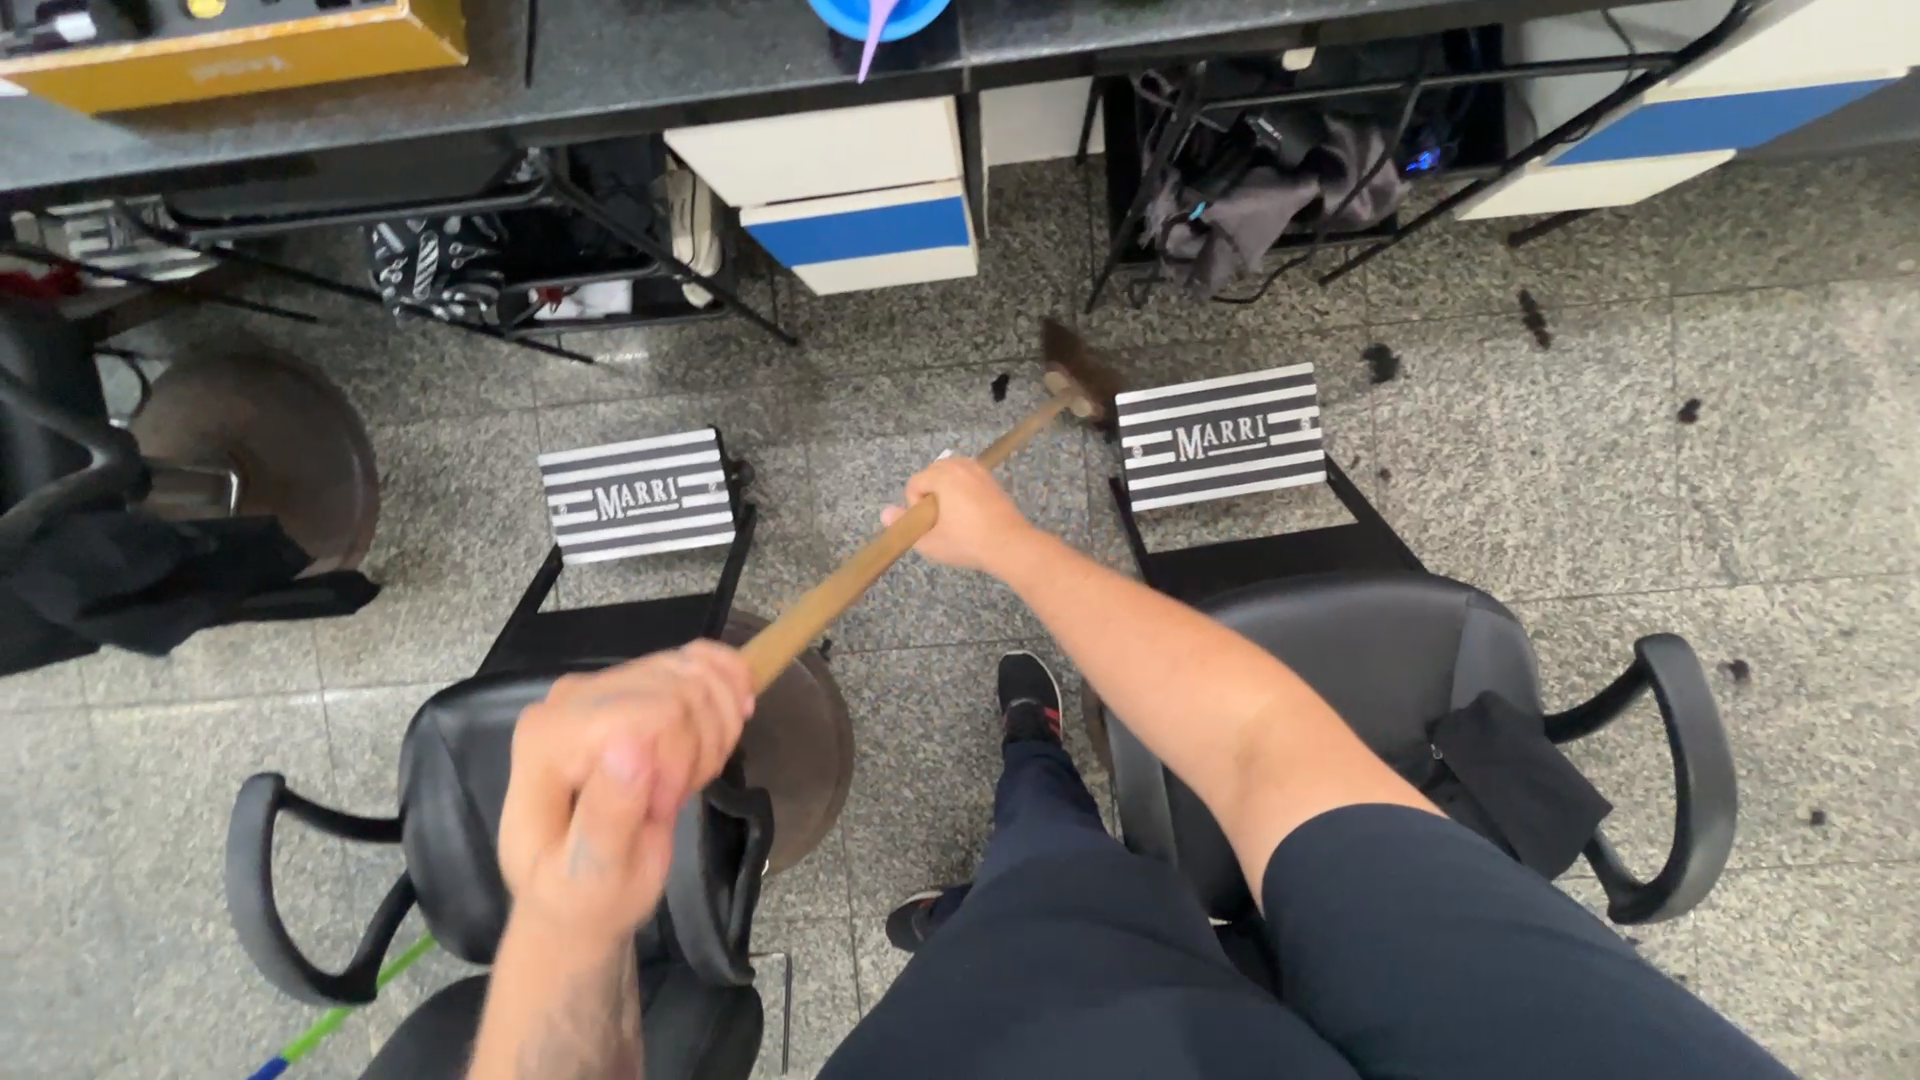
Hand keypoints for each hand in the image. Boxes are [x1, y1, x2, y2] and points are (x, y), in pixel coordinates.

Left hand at [496, 641, 754, 947]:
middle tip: (678, 795)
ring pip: (697, 673)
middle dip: (701, 746)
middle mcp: (569, 699)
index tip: (662, 809)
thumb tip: (633, 747)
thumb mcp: (590, 880)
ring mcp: (603, 687)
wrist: (582, 893)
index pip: (649, 713)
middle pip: (678, 688)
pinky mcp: (634, 684)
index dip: (677, 760)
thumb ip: (605, 817)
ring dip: (716, 727)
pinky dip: (729, 684)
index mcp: (547, 741)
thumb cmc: (582, 896)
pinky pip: (698, 658)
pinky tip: (732, 715)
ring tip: (689, 775)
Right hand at [881, 456, 1038, 573]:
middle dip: (930, 494)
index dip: (914, 505)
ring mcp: (980, 472)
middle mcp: (961, 466)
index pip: (915, 482)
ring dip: (946, 490)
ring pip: (952, 474)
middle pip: (933, 473)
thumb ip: (904, 525)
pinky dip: (963, 490)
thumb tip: (884, 512)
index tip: (927, 523)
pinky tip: (969, 513)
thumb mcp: (930, 541)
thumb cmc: (967, 542)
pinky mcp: (992, 481)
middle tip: (938, 520)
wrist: (1009, 545)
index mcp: (943, 475)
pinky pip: (969, 479)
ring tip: (952, 516)